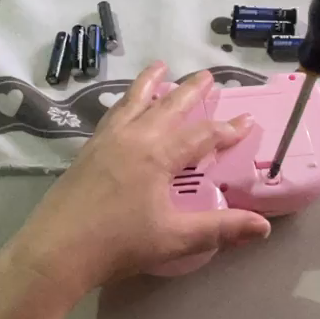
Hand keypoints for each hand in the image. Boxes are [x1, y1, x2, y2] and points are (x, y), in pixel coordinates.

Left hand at [0, 64, 270, 298]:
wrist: (55, 252)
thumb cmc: (118, 245)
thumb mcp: (175, 239)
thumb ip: (220, 229)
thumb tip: (263, 227)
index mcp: (158, 155)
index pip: (202, 135)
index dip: (227, 130)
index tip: (247, 120)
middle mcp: (133, 138)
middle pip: (168, 106)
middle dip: (190, 91)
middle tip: (207, 75)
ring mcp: (106, 141)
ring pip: (133, 102)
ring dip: (150, 83)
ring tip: (159, 66)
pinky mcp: (88, 151)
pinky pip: (113, 115)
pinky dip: (125, 102)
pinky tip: (124, 106)